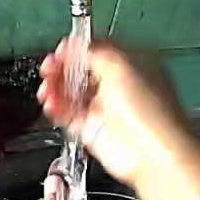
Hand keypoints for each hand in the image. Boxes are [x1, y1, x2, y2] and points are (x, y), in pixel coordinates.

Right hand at [37, 38, 194, 191]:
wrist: (152, 154)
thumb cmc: (151, 113)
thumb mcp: (121, 66)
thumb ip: (96, 51)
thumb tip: (77, 45)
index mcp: (133, 67)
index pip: (99, 51)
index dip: (78, 49)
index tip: (61, 50)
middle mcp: (120, 87)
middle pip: (82, 71)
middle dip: (62, 67)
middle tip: (49, 67)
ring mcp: (105, 110)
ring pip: (72, 93)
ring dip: (56, 86)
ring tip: (47, 87)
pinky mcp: (92, 130)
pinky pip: (68, 115)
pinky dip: (57, 107)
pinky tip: (50, 102)